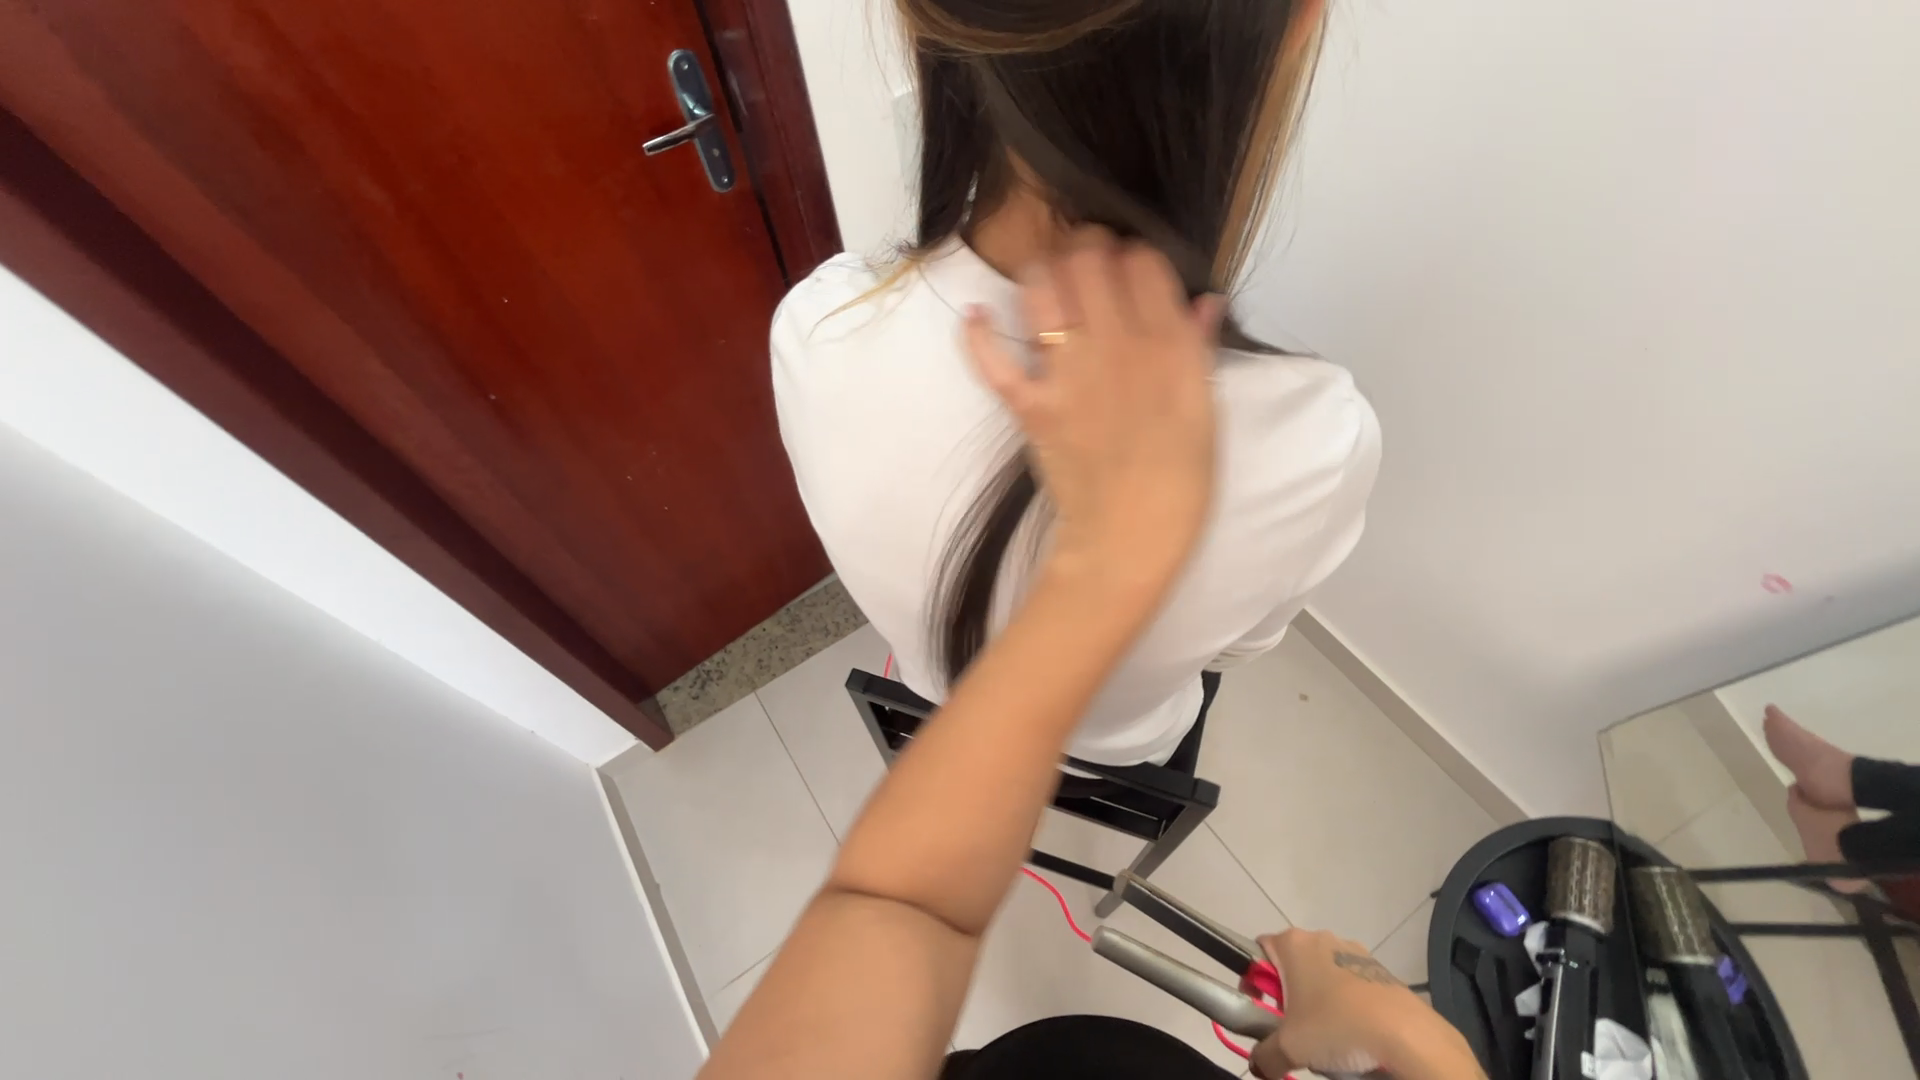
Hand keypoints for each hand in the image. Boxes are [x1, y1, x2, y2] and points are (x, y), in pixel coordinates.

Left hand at [963, 227, 1222, 596]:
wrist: (1130, 537)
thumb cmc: (1180, 482)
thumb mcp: (1206, 412)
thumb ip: (1199, 350)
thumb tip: (1203, 303)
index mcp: (1169, 345)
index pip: (1143, 261)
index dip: (1133, 257)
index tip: (1128, 274)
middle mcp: (1117, 345)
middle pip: (1088, 259)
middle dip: (1083, 250)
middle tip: (1084, 270)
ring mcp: (1069, 373)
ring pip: (1040, 287)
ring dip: (1039, 274)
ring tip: (1044, 286)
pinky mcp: (1031, 405)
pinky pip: (992, 359)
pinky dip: (978, 335)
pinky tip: (976, 316)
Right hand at [1251, 930, 1482, 1079]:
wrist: (1410, 1037)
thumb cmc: (1338, 1028)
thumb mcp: (1290, 1049)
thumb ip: (1264, 1056)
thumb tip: (1259, 1065)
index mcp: (1292, 944)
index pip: (1258, 950)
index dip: (1254, 981)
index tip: (1262, 1010)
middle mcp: (1320, 938)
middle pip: (1292, 965)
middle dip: (1288, 996)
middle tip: (1293, 1030)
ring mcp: (1354, 952)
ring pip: (1323, 976)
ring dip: (1319, 1003)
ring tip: (1330, 1041)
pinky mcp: (1382, 970)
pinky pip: (1353, 987)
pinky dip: (1348, 1008)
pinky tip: (1358, 1038)